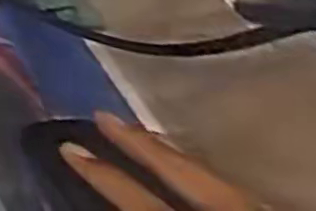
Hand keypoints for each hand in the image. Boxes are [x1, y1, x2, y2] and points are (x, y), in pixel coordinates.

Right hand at [62, 111, 265, 210]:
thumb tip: (117, 202)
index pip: (146, 205)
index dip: (105, 177)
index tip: (68, 147)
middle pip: (189, 181)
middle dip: (142, 149)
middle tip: (102, 114)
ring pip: (224, 185)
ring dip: (178, 159)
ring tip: (146, 135)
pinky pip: (247, 197)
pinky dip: (214, 179)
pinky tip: (204, 172)